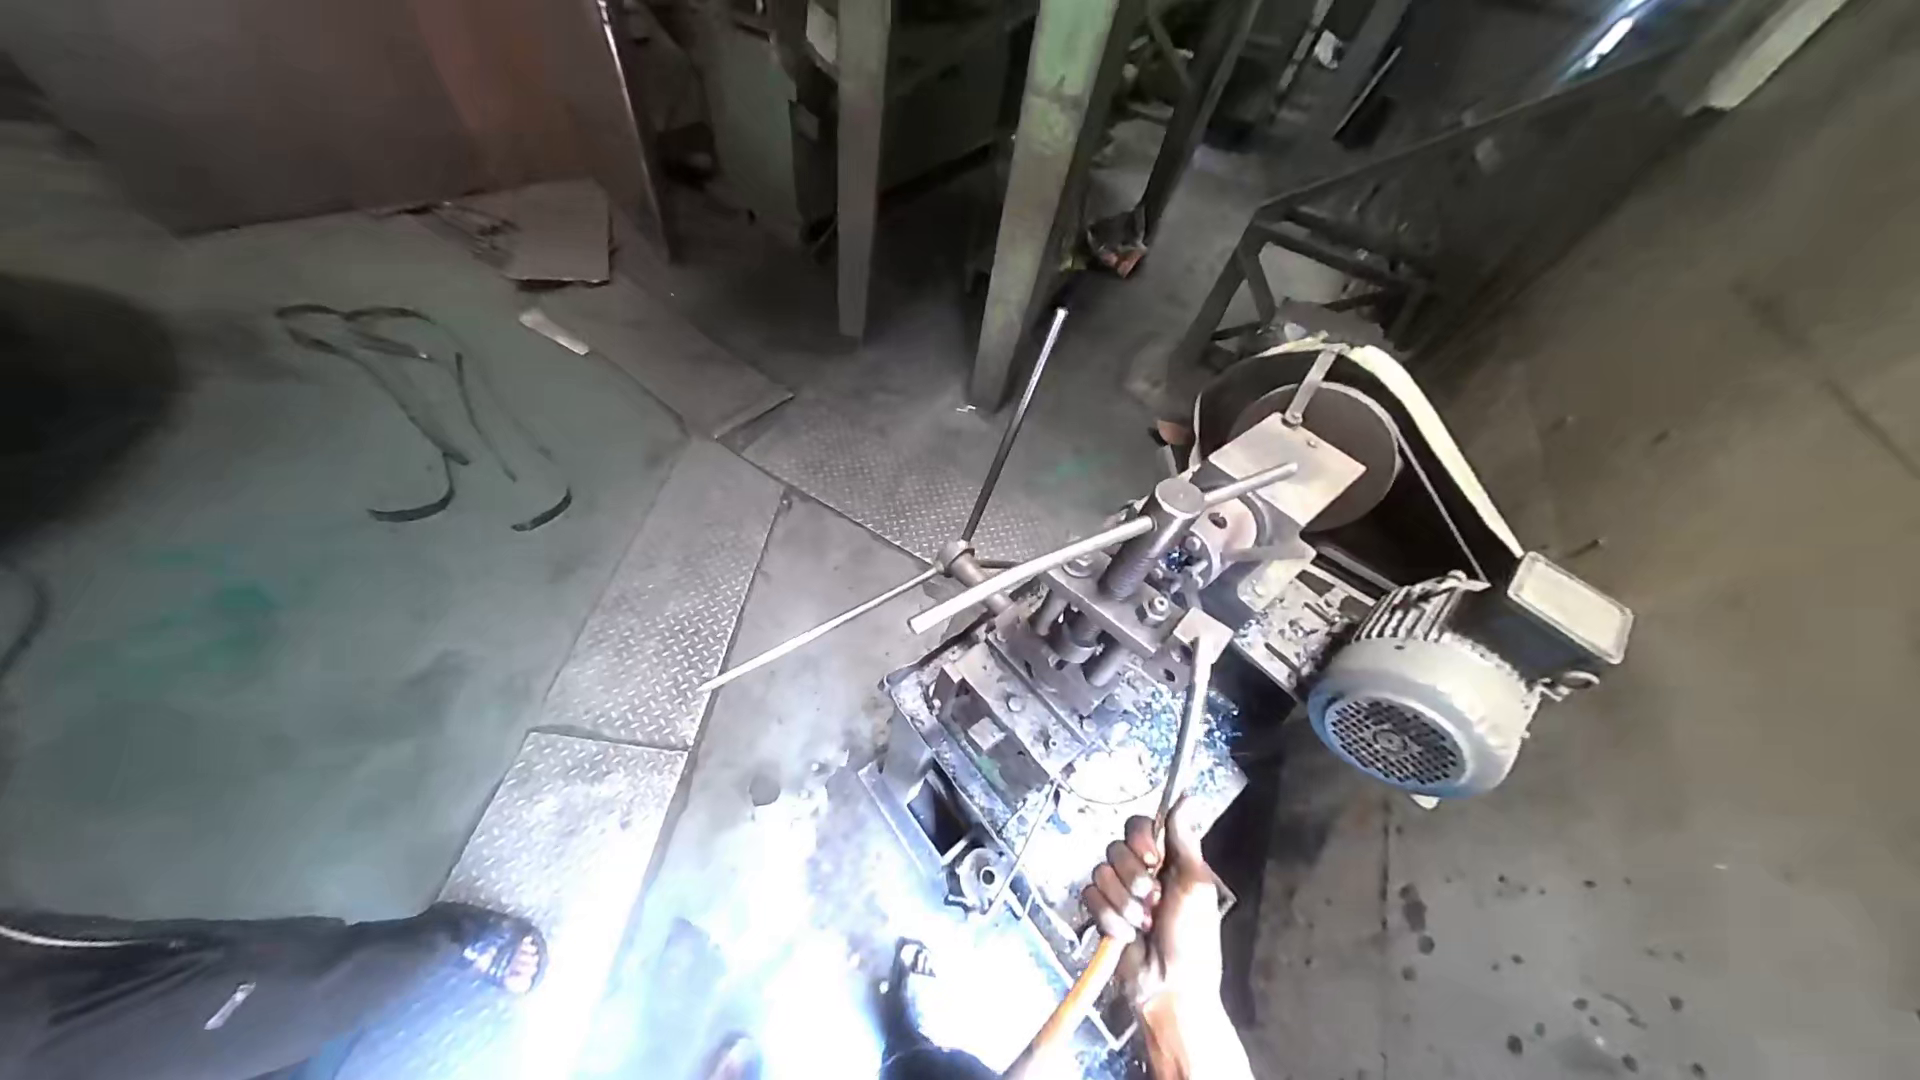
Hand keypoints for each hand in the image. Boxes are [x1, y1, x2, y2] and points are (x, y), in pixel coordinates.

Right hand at [1080, 801, 1249, 1079]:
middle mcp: (1138, 869)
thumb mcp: (1195, 886)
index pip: (1137, 825)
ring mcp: (1118, 891)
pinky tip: (1127, 934)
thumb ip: (1185, 840)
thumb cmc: (1193, 939)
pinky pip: (1090, 897)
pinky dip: (1109, 918)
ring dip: (1124, 904)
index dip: (1140, 840)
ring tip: (1143, 925)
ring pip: (1100, 873)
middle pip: (1115, 848)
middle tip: (1153, 902)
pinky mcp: (1101, 912)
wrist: (1171, 988)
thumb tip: (1187, 797)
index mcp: (1164, 858)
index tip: (1153, 860)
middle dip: (1134, 880)